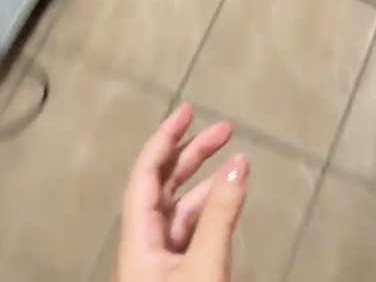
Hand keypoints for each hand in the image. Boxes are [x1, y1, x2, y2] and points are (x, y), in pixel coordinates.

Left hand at [118, 104, 249, 281]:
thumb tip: (238, 160)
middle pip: (164, 188)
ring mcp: (162, 265)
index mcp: (137, 243)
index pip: (145, 177)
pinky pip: (194, 232)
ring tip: (238, 164)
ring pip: (182, 210)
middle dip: (193, 155)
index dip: (164, 140)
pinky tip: (232, 200)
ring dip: (207, 183)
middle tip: (226, 130)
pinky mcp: (181, 277)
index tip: (188, 110)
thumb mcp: (205, 267)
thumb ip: (220, 215)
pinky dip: (213, 210)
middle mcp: (145, 248)